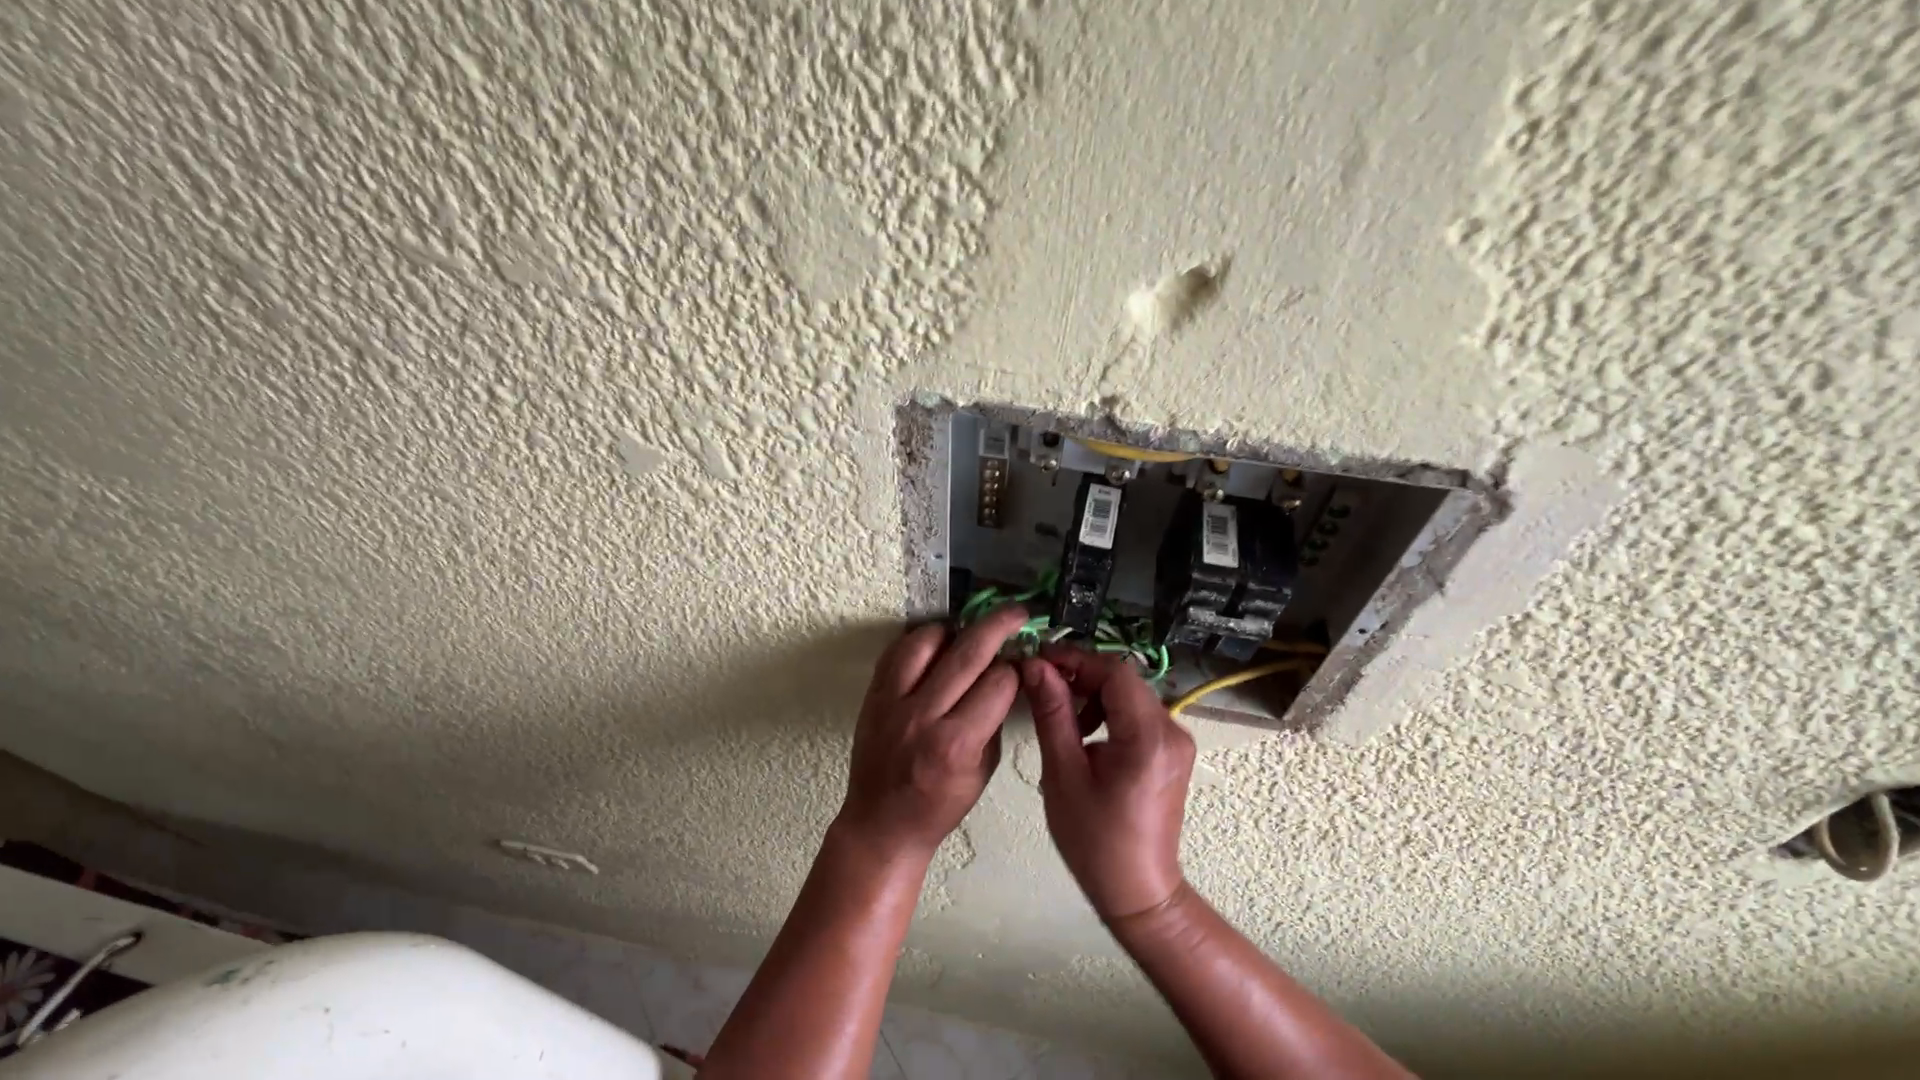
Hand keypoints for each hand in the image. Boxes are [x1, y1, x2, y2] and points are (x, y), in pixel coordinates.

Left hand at [838, 606, 1026, 860]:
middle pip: (968, 652)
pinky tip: (935, 641)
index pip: (998, 684)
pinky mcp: (873, 696)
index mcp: (955, 744)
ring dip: (954, 628)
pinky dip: (919, 640)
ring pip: (927, 642)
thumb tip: (1007, 678)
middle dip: (998, 625)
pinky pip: (897, 652)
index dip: (1016, 669)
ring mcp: (892, 703)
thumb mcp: (982, 770)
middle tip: (1017, 612)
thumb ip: (994, 721)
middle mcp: (922, 717)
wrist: (882, 824)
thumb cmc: (938, 806)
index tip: (1022, 662)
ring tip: (969, 629)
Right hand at [1020, 646, 1195, 919]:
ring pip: (1132, 695)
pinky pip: (1139, 715)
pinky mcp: (1173, 752)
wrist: (1138, 891)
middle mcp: (1172, 731)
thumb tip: (1036, 667)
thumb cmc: (1094, 840)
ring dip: (1095, 694)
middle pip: (1125, 680)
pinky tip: (1087, 736)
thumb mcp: (1063, 774)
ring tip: (1064, 718)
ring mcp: (1177, 742)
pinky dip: (1111, 713)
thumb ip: (1052, 714)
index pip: (1115, 672)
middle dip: (1083, 676)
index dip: (1076, 659)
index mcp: (1148, 737)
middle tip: (1043, 687)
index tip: (1039, 662)